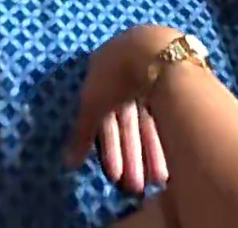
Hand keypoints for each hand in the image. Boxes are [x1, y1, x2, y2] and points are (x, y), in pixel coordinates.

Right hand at [63, 24, 183, 192]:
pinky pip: (163, 113)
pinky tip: (169, 160)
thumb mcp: (92, 105)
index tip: (115, 176)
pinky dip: (163, 136)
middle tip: (137, 187)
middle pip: (128, 121)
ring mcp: (149, 74)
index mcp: (103, 73)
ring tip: (155, 182)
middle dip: (131, 155)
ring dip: (148, 152)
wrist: (154, 50)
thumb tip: (67, 162)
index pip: (104, 116)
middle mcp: (126, 73)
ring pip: (147, 119)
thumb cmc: (115, 76)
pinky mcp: (170, 79)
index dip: (108, 148)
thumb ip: (81, 134)